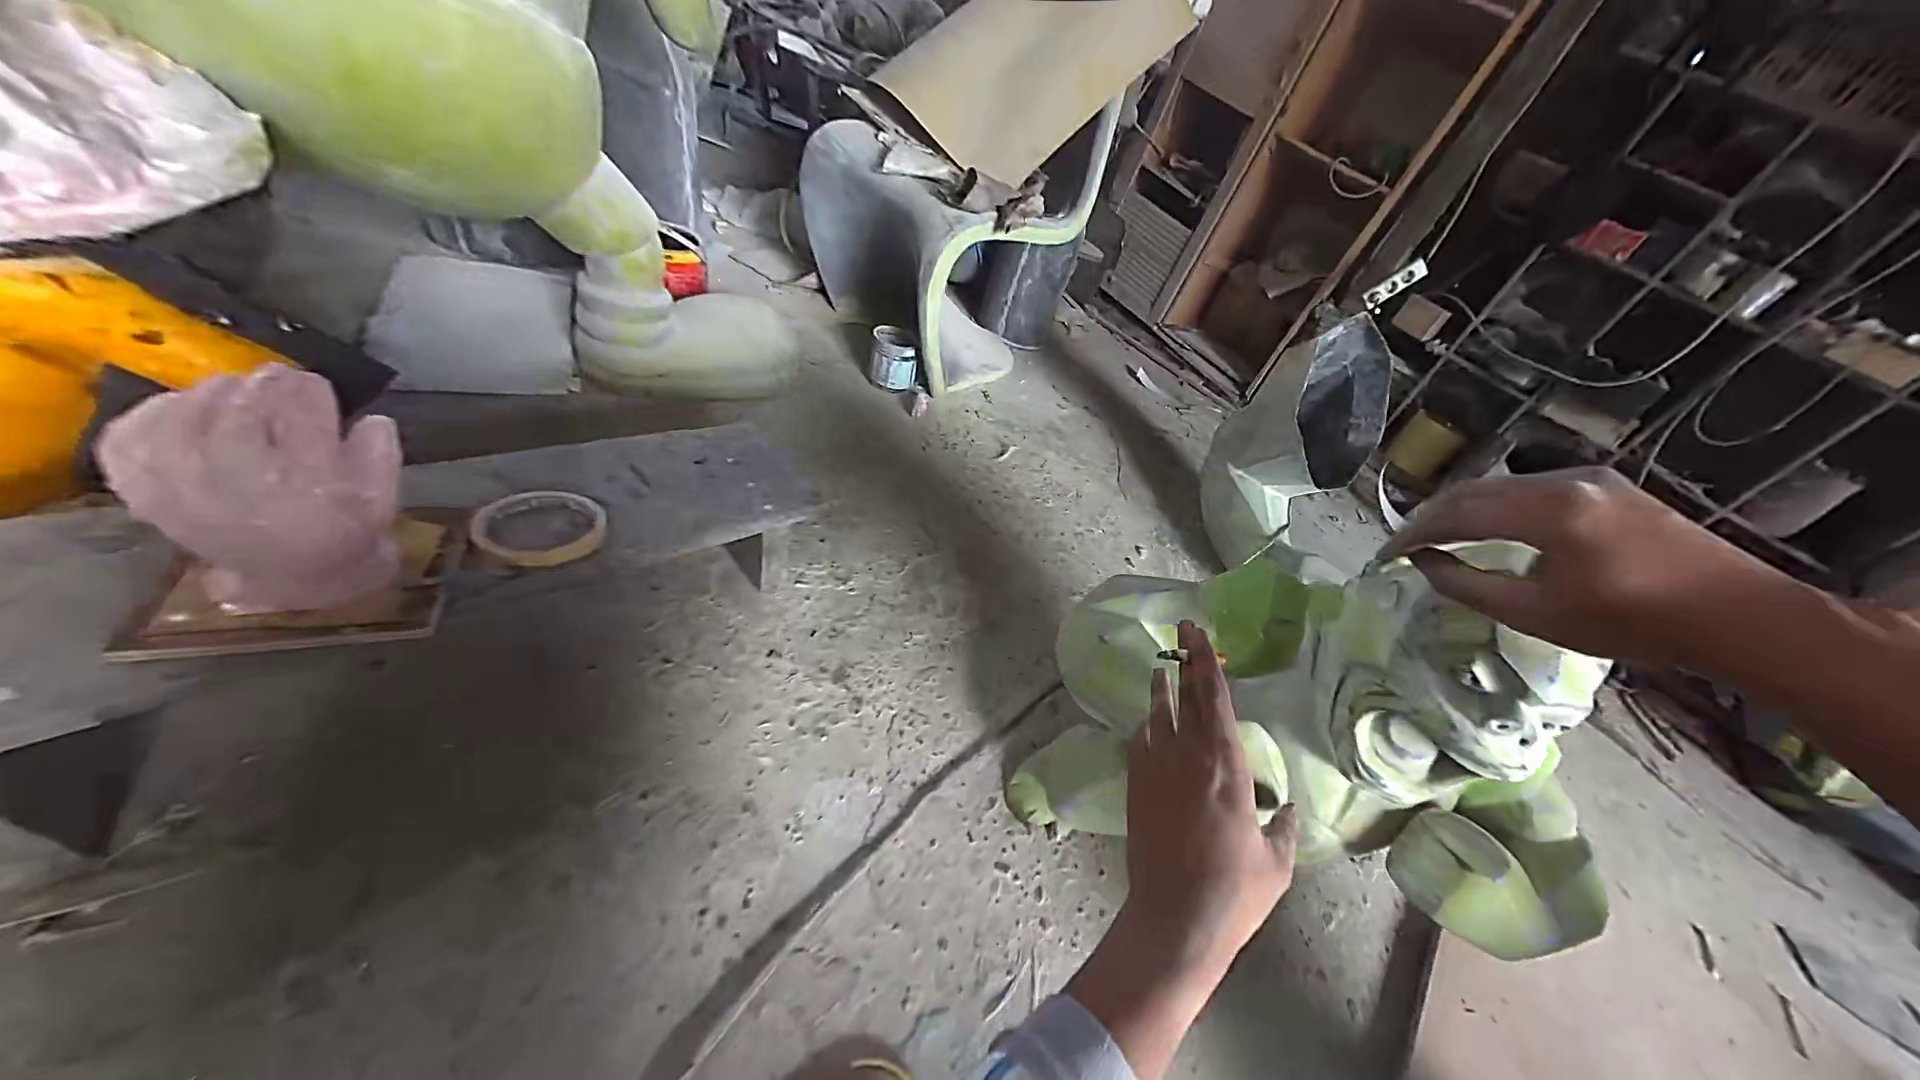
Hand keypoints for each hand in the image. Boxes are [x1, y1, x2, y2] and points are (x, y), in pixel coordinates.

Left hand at [1122, 620, 1298, 970]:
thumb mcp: (1276, 860)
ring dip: (1161, 688)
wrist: (1175, 915)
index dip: (1208, 662)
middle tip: (1184, 629)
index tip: (1200, 633)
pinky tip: (1149, 721)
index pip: (1216, 699)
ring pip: (1158, 714)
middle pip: (1187, 695)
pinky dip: (1146, 725)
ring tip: (1161, 668)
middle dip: (1186, 659)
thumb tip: (1286, 807)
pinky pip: (1140, 742)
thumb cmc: (1235, 890)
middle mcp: (1188, 755)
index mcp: (1227, 765)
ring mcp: (1156, 768)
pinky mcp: (1136, 785)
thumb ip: (1282, 826)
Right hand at [1380, 467, 1788, 668]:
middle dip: (1429, 518)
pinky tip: (1484, 527)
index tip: (1384, 555)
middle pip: (1473, 491)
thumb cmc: (1634, 623)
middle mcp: (1565, 481)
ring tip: (1434, 537)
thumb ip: (1466, 585)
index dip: (1412, 534)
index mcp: (1549, 512)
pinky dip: (1493, 506)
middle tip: (1402, 546)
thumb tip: (1422, 563)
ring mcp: (1589, 478)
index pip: (1456, 514)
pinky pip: (1528, 488)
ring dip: (1459, 509)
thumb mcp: (1536, 613)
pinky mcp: (1606, 485)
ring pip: (1499, 486)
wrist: (1740, 616)